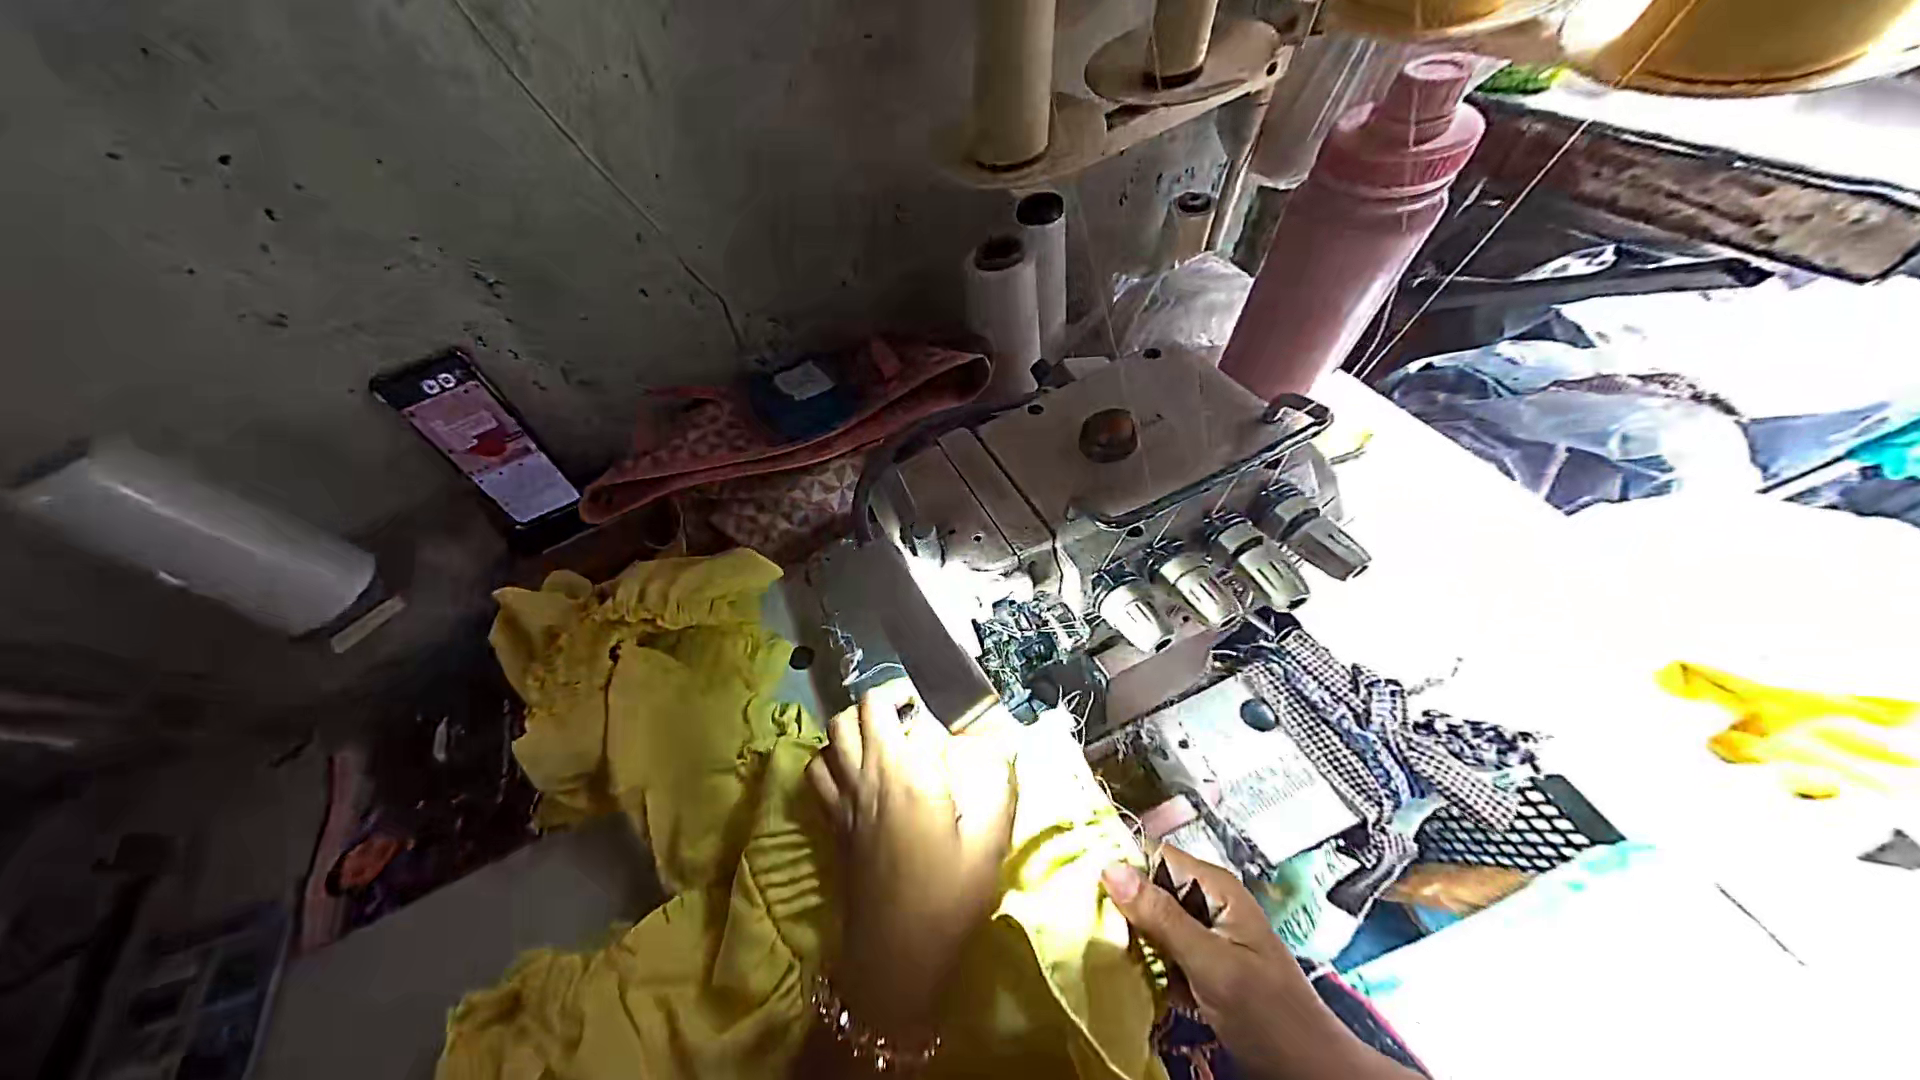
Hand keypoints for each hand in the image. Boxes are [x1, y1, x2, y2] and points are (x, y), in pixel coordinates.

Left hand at [806, 679, 1015, 1036]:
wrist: (897, 956)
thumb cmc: (948, 897)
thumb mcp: (988, 841)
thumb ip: (997, 785)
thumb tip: (1002, 745)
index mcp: (906, 772)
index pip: (896, 709)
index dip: (917, 701)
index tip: (939, 712)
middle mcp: (868, 775)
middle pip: (856, 712)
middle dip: (882, 701)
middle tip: (911, 715)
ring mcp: (843, 798)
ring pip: (831, 735)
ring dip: (852, 725)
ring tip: (881, 737)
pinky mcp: (832, 822)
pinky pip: (816, 771)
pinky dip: (829, 758)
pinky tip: (853, 771)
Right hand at [1102, 847, 1418, 1079]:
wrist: (1312, 1075)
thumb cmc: (1269, 1014)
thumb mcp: (1212, 964)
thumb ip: (1162, 917)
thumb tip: (1110, 868)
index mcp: (1214, 887)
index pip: (1155, 856)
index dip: (1123, 867)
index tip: (1087, 887)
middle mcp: (1206, 901)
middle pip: (1149, 887)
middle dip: (1123, 906)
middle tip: (1093, 927)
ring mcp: (1204, 934)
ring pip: (1151, 920)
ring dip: (1131, 937)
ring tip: (1104, 951)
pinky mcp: (1199, 965)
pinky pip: (1160, 950)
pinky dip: (1144, 962)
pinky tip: (1129, 977)